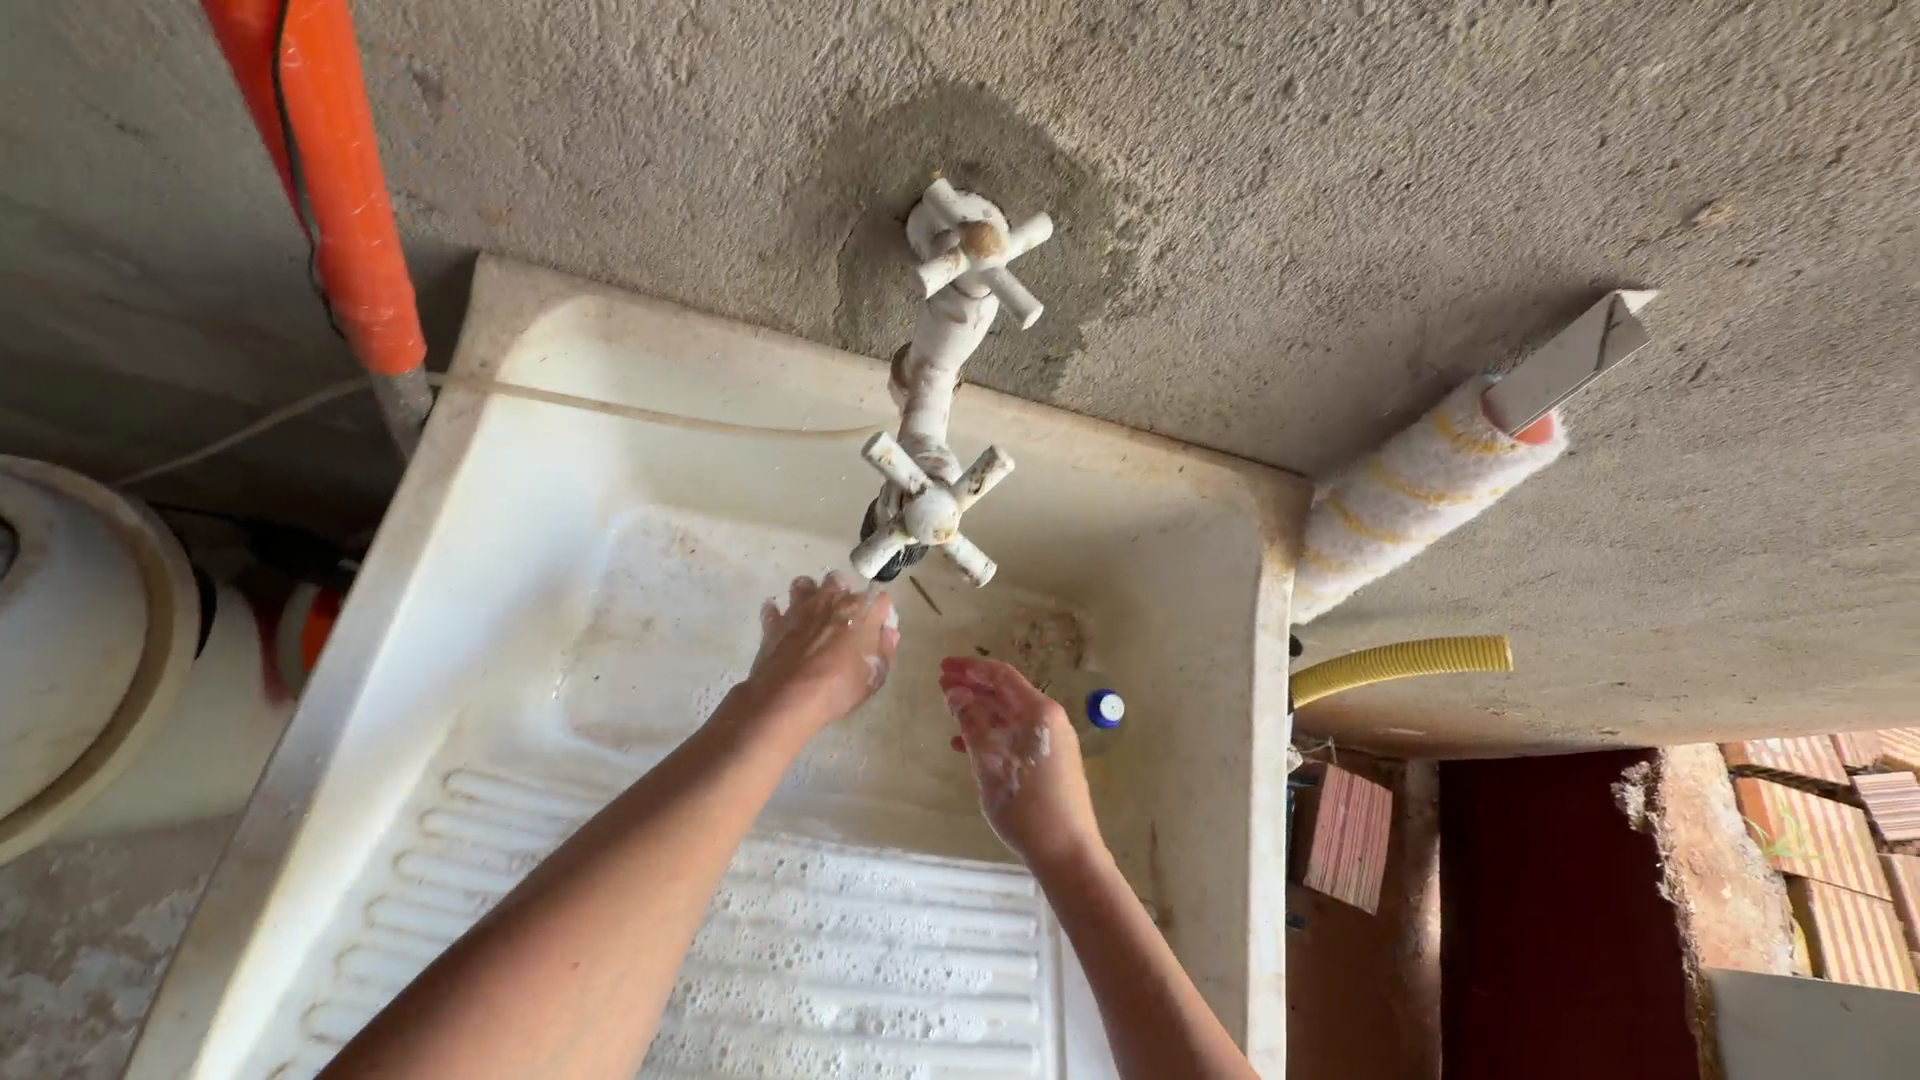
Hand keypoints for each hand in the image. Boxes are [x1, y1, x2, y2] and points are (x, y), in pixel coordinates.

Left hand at [732, 572, 897, 739]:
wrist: (789, 697)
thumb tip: (888, 633)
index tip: (878, 633)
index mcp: (861, 610)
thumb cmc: (840, 687)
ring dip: (809, 595)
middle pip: (840, 582)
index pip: (880, 600)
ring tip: (812, 614)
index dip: (881, 616)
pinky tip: (783, 625)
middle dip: (843, 596)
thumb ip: (885, 650)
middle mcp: (831, 600)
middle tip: (844, 620)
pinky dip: (778, 615)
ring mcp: (799, 608)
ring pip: (804, 585)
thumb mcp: (875, 676)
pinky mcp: (775, 622)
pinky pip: (774, 610)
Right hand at [939, 657, 1102, 870]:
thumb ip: (972, 722)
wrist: (1067, 852)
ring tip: (950, 712)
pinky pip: (1016, 735)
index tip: (943, 666)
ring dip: (980, 711)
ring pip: (1010, 716)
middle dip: (973, 687)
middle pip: (1006, 693)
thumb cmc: (1026, 805)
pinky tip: (966, 746)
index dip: (971, 668)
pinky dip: (991, 734)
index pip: (1002, 675)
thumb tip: (956, 692)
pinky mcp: (1050, 762)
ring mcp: (1052, 741)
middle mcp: (1049, 719)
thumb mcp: (989, 762)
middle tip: (941, 685)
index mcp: (1039, 712)